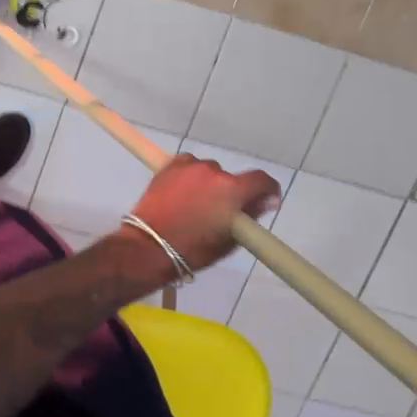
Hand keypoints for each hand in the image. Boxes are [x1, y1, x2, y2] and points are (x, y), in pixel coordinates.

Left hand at [120, 154, 281, 277]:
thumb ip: (249, 217)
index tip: (265, 200)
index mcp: (233, 189)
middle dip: (230, 193)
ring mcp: (189, 166)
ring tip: (196, 204)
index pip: (261, 180)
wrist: (149, 245)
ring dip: (208, 183)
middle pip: (231, 178)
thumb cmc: (193, 249)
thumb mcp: (229, 240)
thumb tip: (265, 202)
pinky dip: (190, 176)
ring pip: (208, 171)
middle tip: (219, 212)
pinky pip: (188, 166)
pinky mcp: (169, 166)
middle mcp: (213, 171)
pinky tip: (182, 193)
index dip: (267, 190)